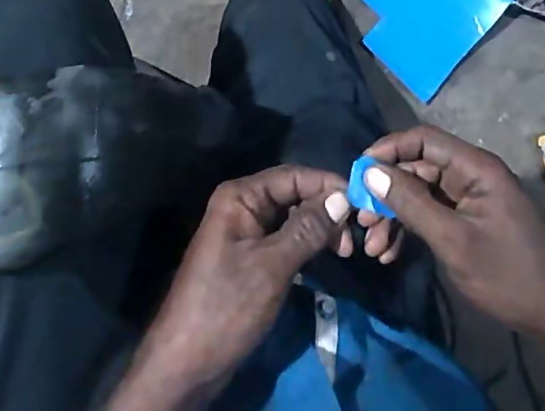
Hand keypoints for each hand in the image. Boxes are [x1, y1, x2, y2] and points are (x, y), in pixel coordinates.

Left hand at [108, 166, 349, 409]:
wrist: (183, 368)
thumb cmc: (225, 308)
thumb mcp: (272, 267)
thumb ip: (308, 229)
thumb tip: (343, 198)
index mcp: (240, 197)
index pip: (293, 176)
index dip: (327, 185)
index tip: (360, 203)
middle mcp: (243, 206)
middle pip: (295, 194)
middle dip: (326, 210)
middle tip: (352, 238)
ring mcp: (245, 232)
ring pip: (293, 217)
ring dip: (320, 229)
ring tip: (343, 252)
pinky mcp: (250, 257)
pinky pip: (286, 238)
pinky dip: (308, 244)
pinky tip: (325, 257)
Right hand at [366, 127, 544, 409]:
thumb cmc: (506, 273)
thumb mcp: (453, 240)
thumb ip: (411, 203)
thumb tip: (372, 172)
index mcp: (476, 166)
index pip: (424, 138)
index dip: (389, 149)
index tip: (359, 170)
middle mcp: (472, 173)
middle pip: (419, 166)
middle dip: (387, 191)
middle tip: (360, 218)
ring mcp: (471, 196)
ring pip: (421, 192)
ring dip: (395, 214)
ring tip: (372, 246)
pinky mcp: (469, 218)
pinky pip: (432, 211)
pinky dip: (410, 228)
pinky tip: (390, 253)